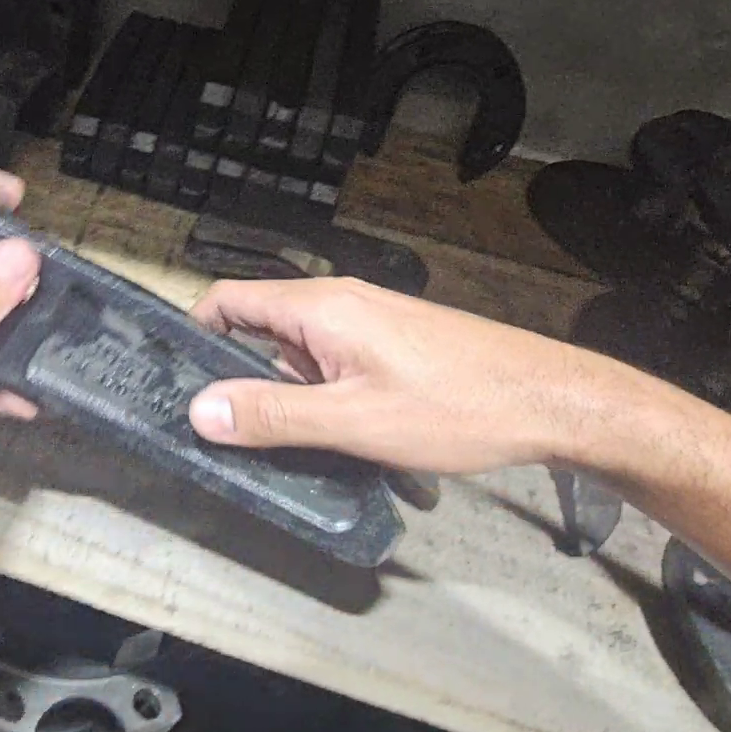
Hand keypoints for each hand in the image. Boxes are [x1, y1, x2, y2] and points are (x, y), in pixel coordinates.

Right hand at [186, 278, 617, 473]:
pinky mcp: (388, 337)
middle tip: (225, 420)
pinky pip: (326, 352)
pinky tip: (330, 424)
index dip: (194, 331)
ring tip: (280, 433)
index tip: (177, 377)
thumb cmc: (453, 408)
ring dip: (278, 381)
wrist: (553, 400)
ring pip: (293, 341)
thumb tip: (199, 409)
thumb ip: (273, 414)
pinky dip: (312, 383)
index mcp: (317, 306)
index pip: (228, 299)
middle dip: (235, 367)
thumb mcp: (353, 421)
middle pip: (257, 320)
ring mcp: (366, 316)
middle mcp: (336, 299)